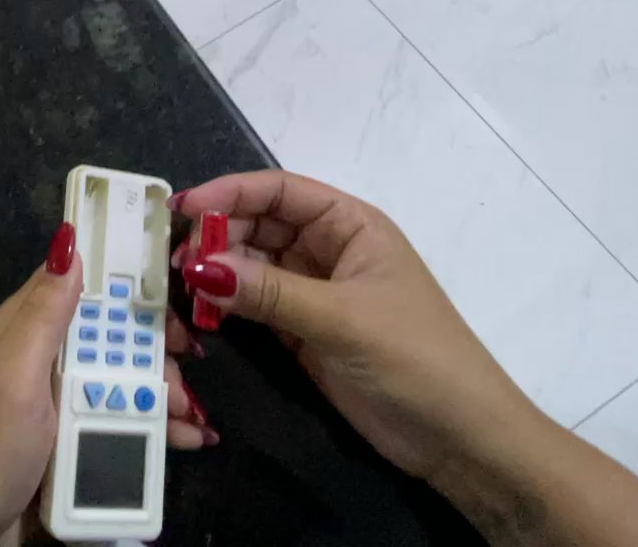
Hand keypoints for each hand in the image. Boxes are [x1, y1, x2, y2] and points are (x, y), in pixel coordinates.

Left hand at [0, 224, 212, 546]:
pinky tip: (182, 436)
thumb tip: (68, 240)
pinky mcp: (70, 439)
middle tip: (186, 360)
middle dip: (151, 344)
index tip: (169, 290)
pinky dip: (152, 425)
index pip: (78, 281)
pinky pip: (120, 419)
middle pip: (109, 333)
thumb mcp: (13, 376)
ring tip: (186, 412)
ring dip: (159, 389)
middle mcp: (43, 356)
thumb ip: (43, 314)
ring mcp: (58, 400)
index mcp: (24, 328)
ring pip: (121, 377)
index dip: (122, 278)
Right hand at [171, 170, 543, 481]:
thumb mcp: (343, 320)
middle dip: (216, 234)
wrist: (464, 446)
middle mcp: (325, 247)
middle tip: (174, 258)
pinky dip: (223, 302)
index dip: (230, 192)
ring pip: (248, 261)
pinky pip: (250, 300)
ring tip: (178, 284)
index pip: (279, 191)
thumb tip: (197, 266)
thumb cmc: (418, 361)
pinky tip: (198, 309)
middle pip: (256, 223)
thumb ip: (269, 292)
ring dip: (215, 269)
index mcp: (349, 225)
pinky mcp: (298, 326)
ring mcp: (310, 287)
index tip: (184, 208)